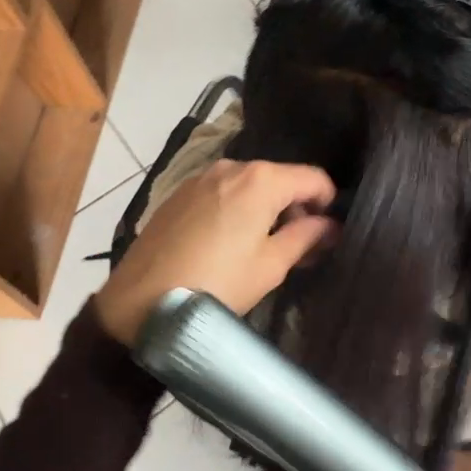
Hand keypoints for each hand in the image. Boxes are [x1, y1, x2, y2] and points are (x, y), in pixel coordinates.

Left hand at [92, 159, 337, 344]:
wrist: (138, 304)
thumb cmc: (216, 284)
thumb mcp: (270, 266)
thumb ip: (306, 237)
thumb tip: (331, 226)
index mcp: (261, 180)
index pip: (313, 178)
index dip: (329, 203)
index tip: (330, 232)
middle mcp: (232, 167)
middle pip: (280, 178)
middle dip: (296, 207)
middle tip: (301, 247)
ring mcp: (201, 177)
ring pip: (250, 185)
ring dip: (265, 209)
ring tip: (263, 248)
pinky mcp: (179, 193)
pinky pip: (222, 193)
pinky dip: (236, 209)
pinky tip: (229, 243)